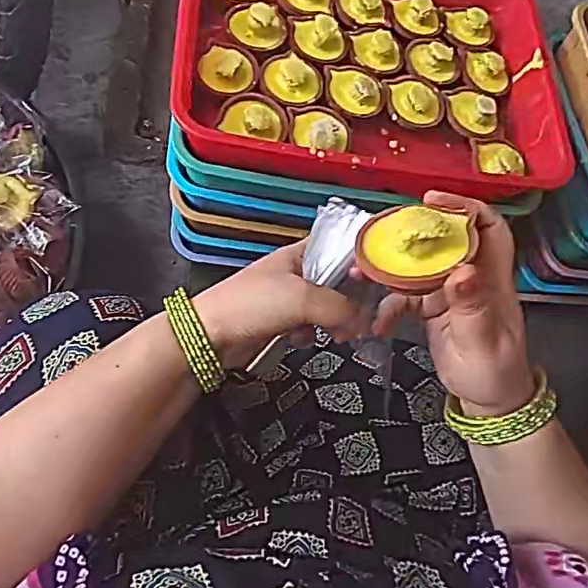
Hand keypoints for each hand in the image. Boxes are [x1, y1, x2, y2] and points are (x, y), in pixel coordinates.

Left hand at [193, 238, 369, 366]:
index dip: (361, 263)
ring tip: (334, 334)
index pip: (342, 248)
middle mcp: (296, 272)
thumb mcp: (303, 298)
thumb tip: (363, 322)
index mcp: (300, 253)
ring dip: (332, 323)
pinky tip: (302, 340)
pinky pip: (310, 326)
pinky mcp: (281, 321)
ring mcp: (288, 297)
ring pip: (326, 308)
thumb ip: (341, 307)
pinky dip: (311, 335)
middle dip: (351, 302)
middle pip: (339, 283)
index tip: (377, 282)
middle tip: (358, 318)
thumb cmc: (249, 304)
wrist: (210, 335)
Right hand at [371, 191, 535, 415]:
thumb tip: (461, 271)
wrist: (490, 401)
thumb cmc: (495, 372)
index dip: (463, 207)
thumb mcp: (482, 341)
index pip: (486, 228)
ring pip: (419, 267)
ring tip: (363, 274)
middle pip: (443, 241)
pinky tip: (376, 322)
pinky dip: (388, 306)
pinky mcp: (432, 309)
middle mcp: (470, 278)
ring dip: (390, 270)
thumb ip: (471, 307)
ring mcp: (449, 293)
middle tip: (383, 236)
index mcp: (490, 279)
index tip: (432, 201)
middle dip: (413, 235)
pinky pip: (405, 297)